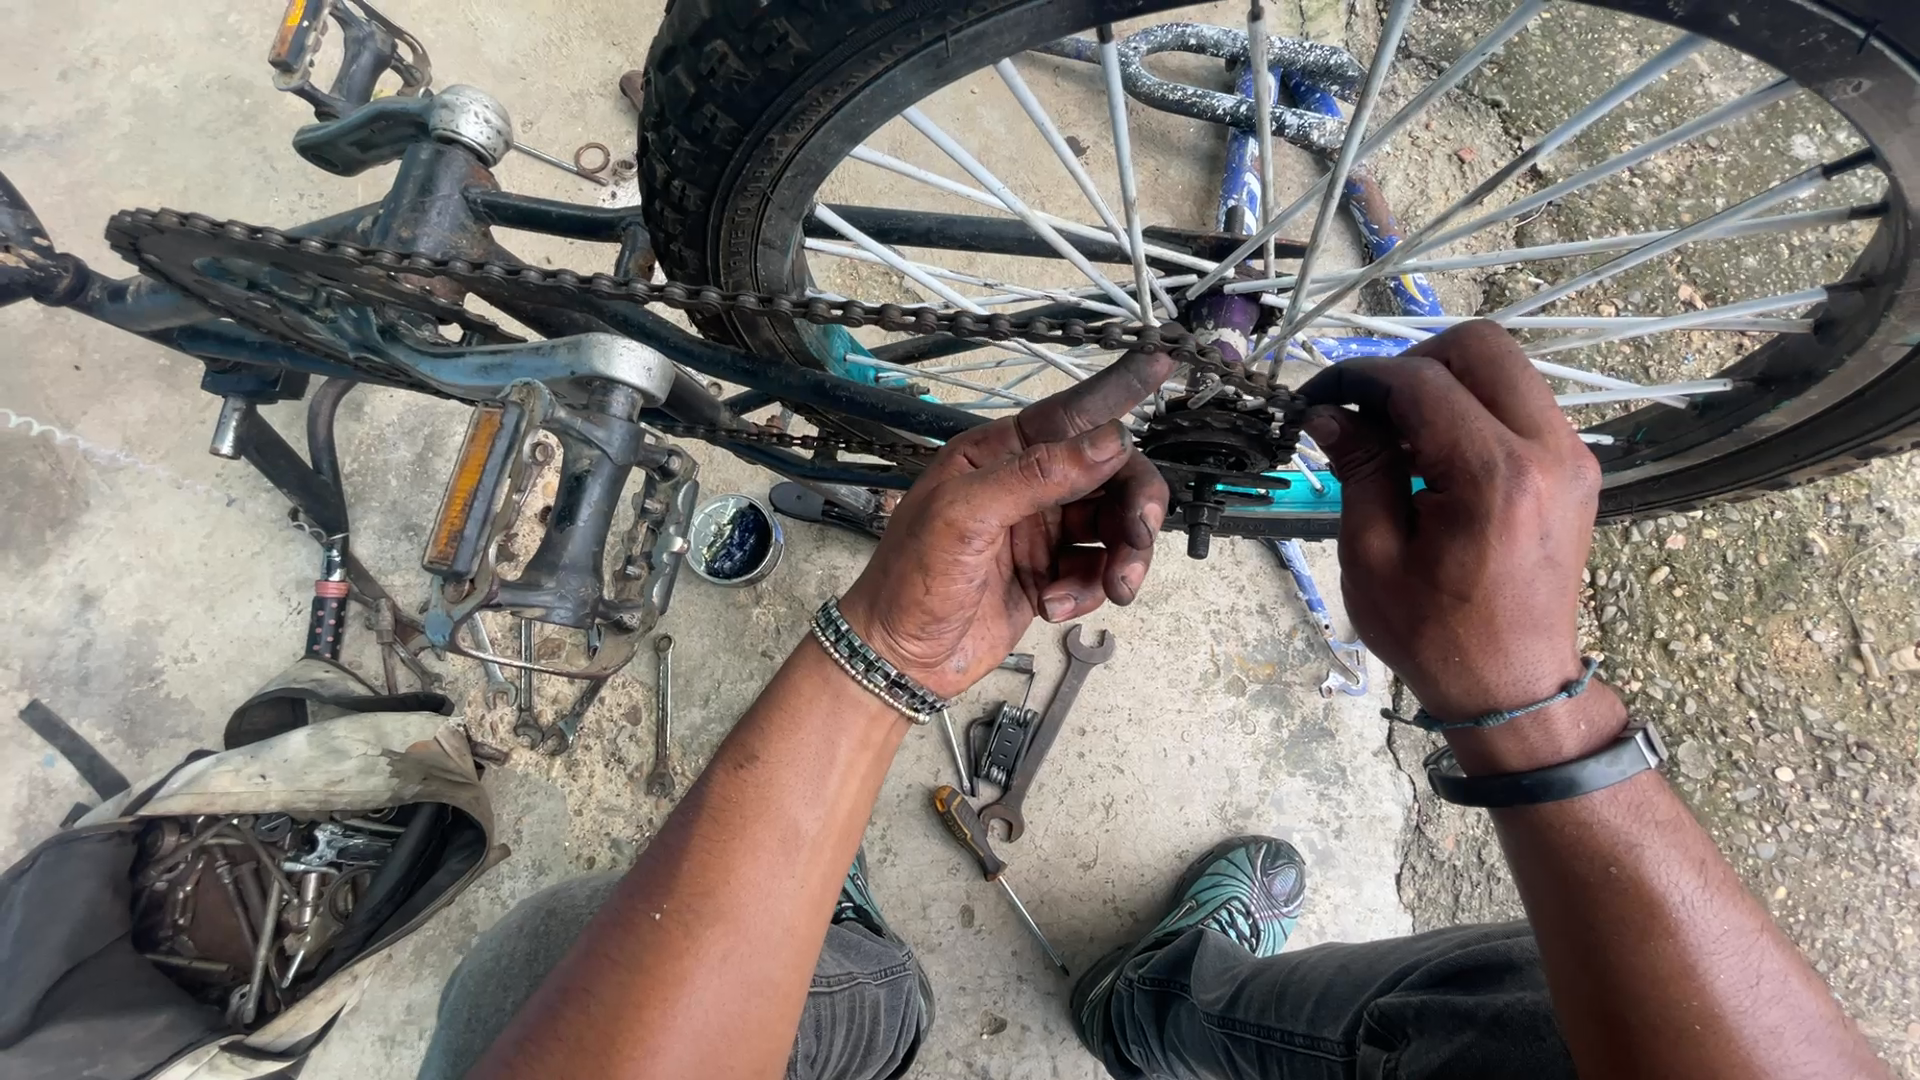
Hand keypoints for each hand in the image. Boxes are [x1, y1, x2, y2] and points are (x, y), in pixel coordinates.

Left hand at [837, 350, 1175, 698]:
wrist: (899, 654)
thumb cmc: (911, 577)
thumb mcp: (965, 517)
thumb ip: (1037, 476)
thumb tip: (1109, 440)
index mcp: (997, 455)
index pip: (1069, 414)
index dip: (1117, 390)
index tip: (1161, 361)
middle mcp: (1025, 486)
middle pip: (1110, 473)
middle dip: (1135, 502)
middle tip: (1140, 532)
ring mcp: (1040, 531)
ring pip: (1113, 525)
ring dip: (1123, 557)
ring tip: (1114, 589)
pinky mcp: (1050, 573)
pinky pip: (1096, 570)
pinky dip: (1088, 590)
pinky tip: (1053, 606)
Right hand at [1298, 321, 1625, 770]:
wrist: (1513, 684)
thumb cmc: (1430, 631)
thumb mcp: (1372, 555)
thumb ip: (1359, 470)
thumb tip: (1328, 413)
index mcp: (1492, 476)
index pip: (1420, 382)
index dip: (1357, 378)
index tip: (1316, 399)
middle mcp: (1547, 449)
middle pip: (1480, 347)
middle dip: (1408, 364)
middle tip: (1364, 411)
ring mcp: (1571, 454)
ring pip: (1503, 368)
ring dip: (1438, 383)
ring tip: (1393, 436)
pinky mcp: (1571, 467)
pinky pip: (1517, 402)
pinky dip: (1466, 407)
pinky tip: (1430, 455)